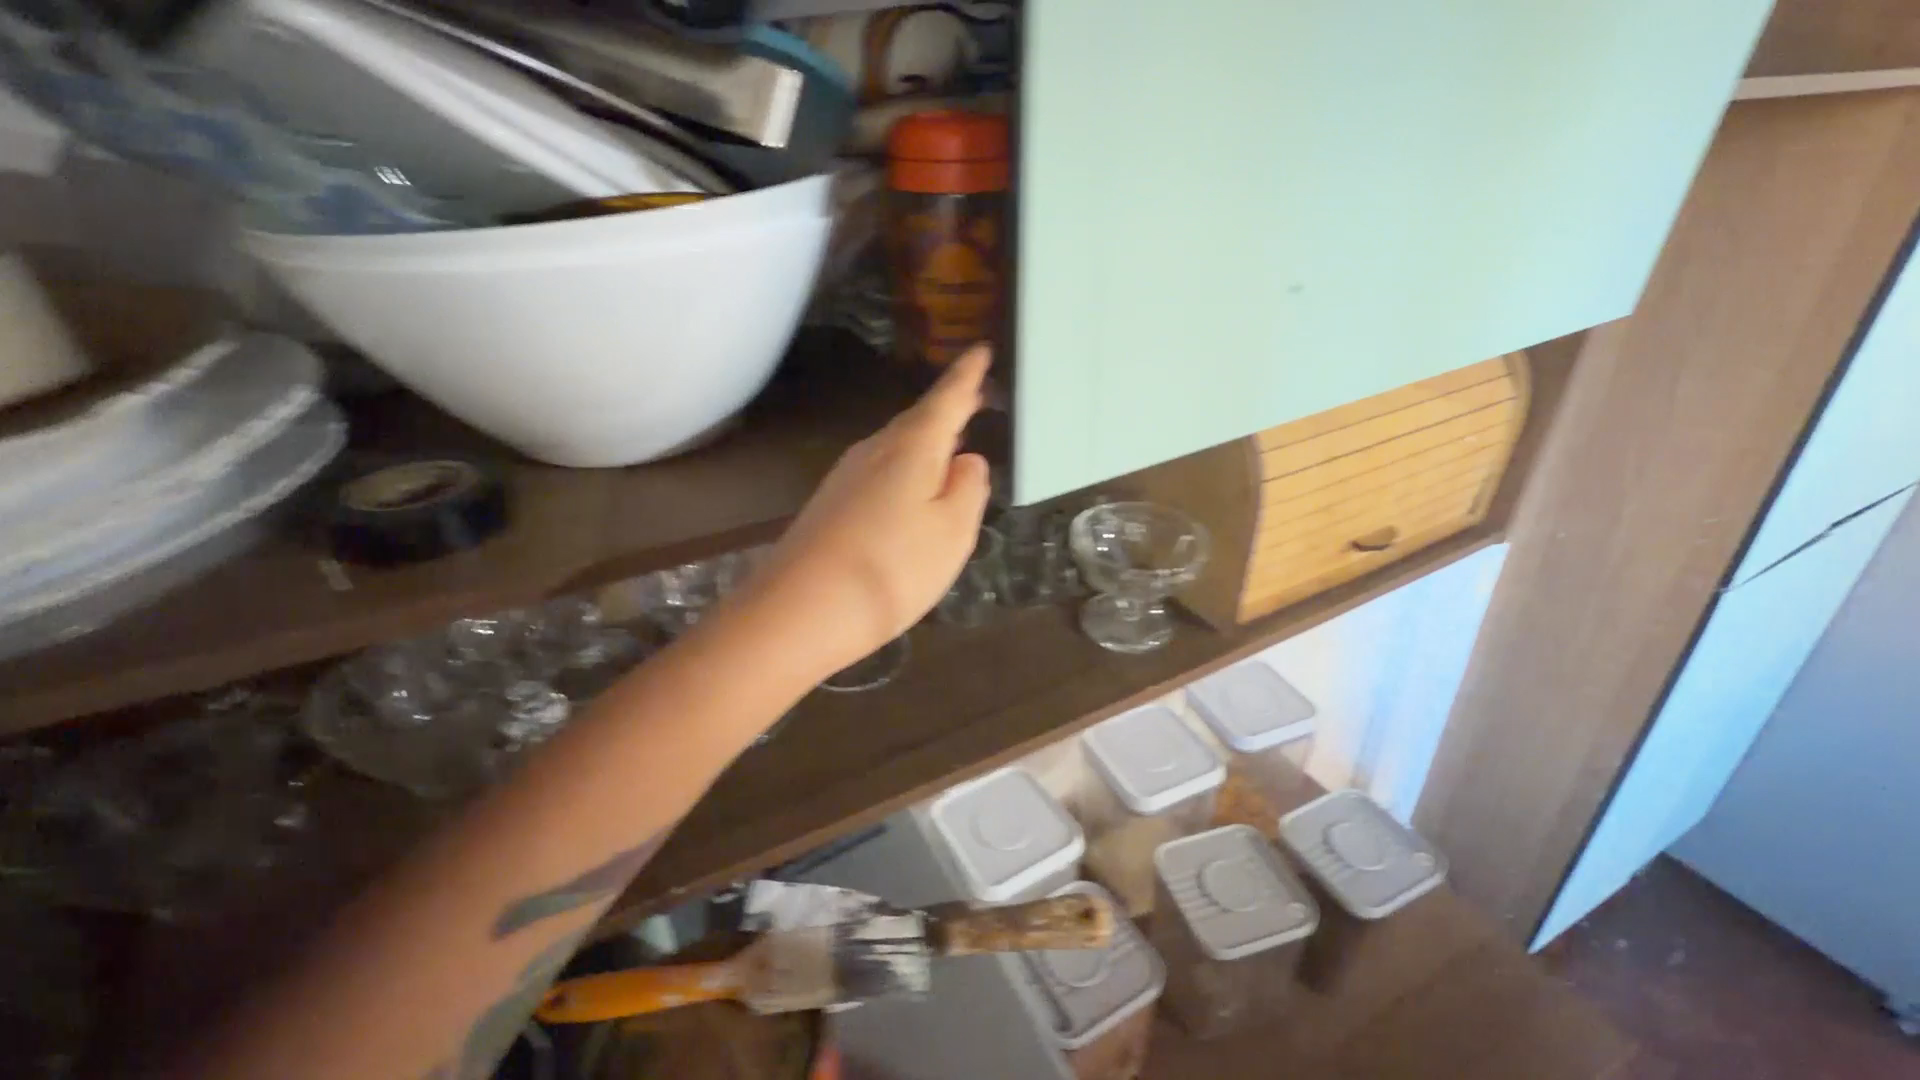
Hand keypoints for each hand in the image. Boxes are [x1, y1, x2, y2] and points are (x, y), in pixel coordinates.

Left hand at [744, 345, 992, 672]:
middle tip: (974, 397)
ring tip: (949, 443)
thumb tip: (968, 458)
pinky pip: (879, 473)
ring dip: (924, 442)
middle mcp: (875, 450)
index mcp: (913, 448)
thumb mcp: (952, 532)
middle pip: (918, 421)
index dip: (967, 376)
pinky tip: (909, 490)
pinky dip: (903, 471)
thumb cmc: (892, 568)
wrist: (799, 610)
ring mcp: (846, 477)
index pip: (947, 400)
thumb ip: (969, 488)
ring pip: (896, 447)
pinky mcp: (830, 505)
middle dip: (947, 408)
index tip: (981, 349)